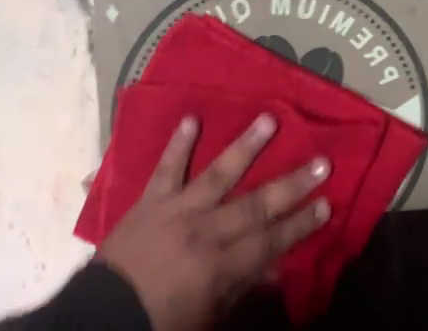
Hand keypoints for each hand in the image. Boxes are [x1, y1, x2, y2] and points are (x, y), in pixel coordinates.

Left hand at [97, 114, 329, 330]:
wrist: (100, 320)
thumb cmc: (159, 323)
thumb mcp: (207, 318)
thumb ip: (240, 290)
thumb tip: (276, 270)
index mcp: (219, 266)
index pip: (270, 241)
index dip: (300, 224)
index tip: (327, 203)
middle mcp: (204, 232)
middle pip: (255, 205)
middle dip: (291, 184)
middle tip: (322, 161)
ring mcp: (177, 211)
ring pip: (217, 175)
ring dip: (245, 147)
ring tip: (270, 118)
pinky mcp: (149, 202)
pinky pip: (165, 170)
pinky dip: (177, 145)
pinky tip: (191, 118)